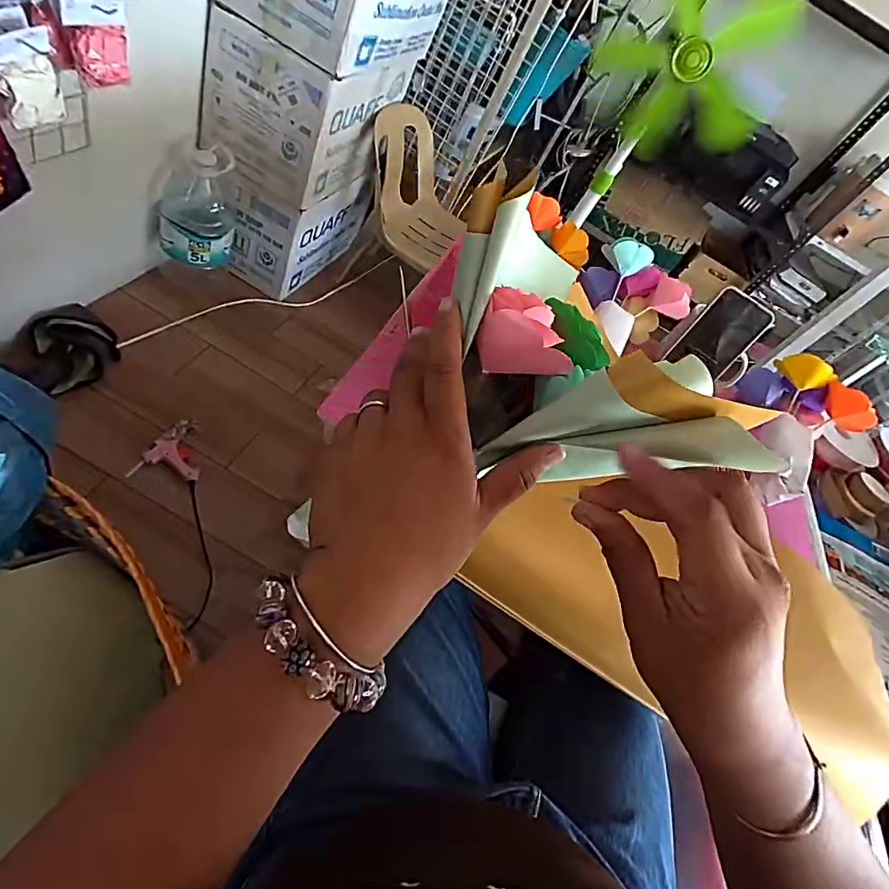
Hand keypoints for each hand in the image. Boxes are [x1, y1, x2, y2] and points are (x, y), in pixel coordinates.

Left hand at [303, 299, 560, 663]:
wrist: (363, 583)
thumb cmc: (430, 550)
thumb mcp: (479, 515)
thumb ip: (516, 476)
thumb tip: (557, 450)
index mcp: (444, 439)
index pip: (444, 371)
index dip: (446, 334)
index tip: (448, 305)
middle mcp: (402, 427)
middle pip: (406, 370)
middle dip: (415, 350)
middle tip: (423, 346)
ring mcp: (362, 437)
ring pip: (376, 398)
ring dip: (388, 400)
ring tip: (395, 427)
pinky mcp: (331, 452)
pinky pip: (348, 424)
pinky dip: (361, 429)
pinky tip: (367, 455)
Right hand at [571, 447, 801, 773]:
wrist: (741, 725)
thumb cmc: (687, 684)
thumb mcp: (645, 625)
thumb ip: (623, 557)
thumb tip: (590, 508)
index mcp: (731, 591)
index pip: (699, 512)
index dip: (657, 478)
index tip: (620, 457)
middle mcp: (762, 569)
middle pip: (725, 490)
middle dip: (668, 476)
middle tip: (618, 487)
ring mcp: (773, 565)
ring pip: (736, 495)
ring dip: (687, 483)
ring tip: (639, 493)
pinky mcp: (770, 565)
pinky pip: (738, 513)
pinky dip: (701, 499)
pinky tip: (668, 507)